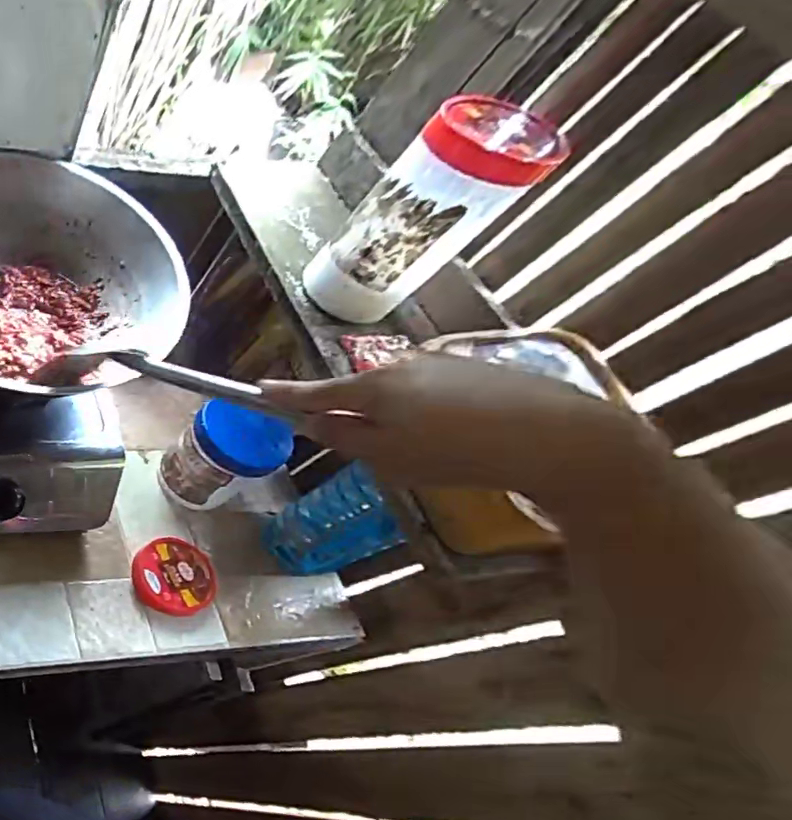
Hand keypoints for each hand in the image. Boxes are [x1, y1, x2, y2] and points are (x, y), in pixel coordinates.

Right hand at [259, 353, 663, 506]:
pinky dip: (423, 412)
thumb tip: (312, 420)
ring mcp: (440, 363)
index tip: (257, 389)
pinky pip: (426, 392)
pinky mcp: (474, 370)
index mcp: (372, 386)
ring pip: (393, 393)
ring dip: (390, 416)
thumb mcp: (384, 456)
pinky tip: (452, 438)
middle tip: (366, 449)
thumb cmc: (456, 452)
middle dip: (349, 414)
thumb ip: (340, 436)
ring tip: (421, 451)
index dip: (283, 394)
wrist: (562, 438)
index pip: (313, 391)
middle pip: (355, 391)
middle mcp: (400, 365)